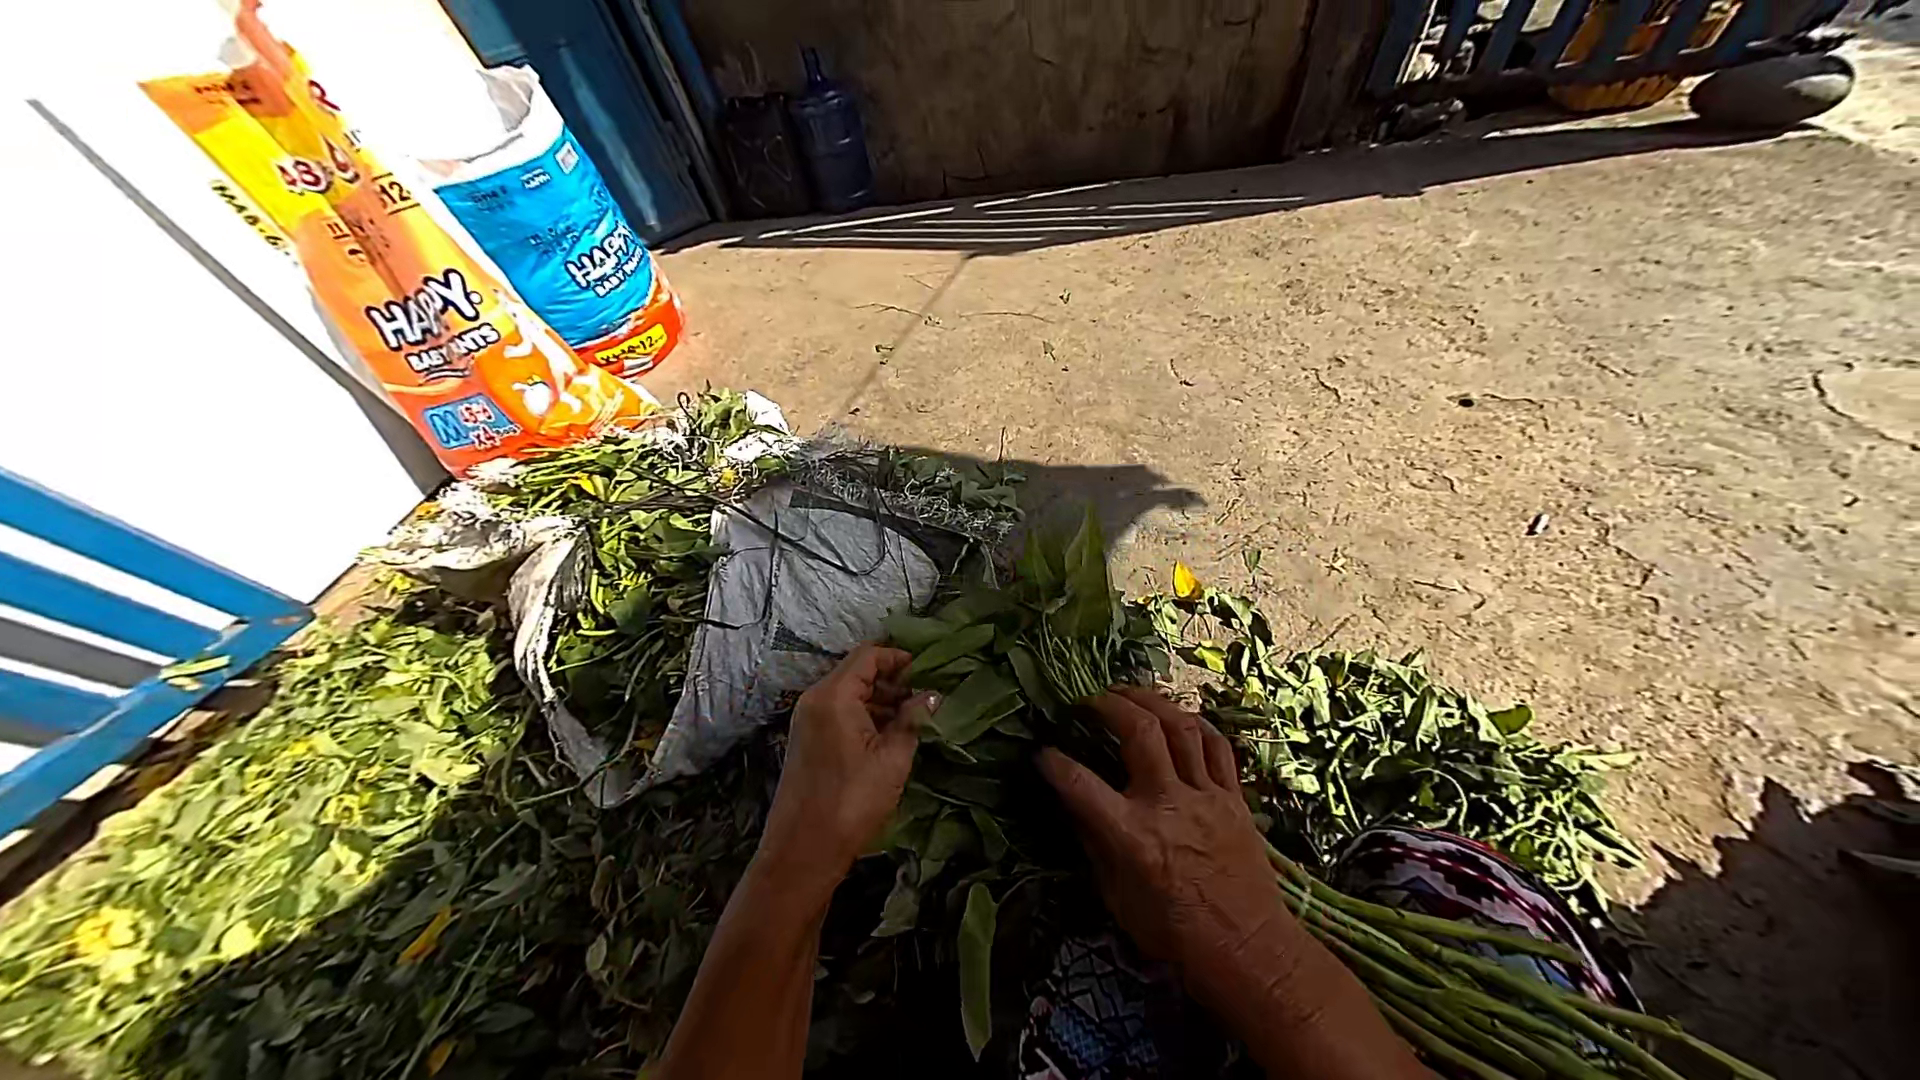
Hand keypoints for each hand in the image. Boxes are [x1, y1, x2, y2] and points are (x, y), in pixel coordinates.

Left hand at [760, 645, 937, 890]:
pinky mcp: (808, 739)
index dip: (899, 657)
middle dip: (893, 680)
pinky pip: (840, 712)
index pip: (868, 655)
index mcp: (833, 695)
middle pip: (857, 672)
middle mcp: (816, 699)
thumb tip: (932, 695)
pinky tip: (891, 733)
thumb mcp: (892, 759)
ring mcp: (808, 720)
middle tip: (926, 695)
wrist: (803, 852)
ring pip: (850, 693)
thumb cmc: (851, 801)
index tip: (929, 669)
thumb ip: (912, 720)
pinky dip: (866, 715)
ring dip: (881, 699)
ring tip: (915, 716)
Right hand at [1037, 687, 1287, 1004]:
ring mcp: (1206, 797)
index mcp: (1133, 836)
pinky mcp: (1233, 798)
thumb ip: (1092, 841)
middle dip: (1109, 705)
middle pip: (1140, 732)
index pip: (1081, 785)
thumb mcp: (1115, 895)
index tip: (1040, 752)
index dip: (1053, 763)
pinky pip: (1218, 747)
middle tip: (1089, 700)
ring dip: (1150, 701)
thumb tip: (1070, 802)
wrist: (1248, 951)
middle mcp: (1169, 805)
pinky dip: (1196, 723)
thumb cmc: (1173, 931)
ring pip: (1181, 728)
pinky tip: (1177, 716)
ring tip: (1127, 693)